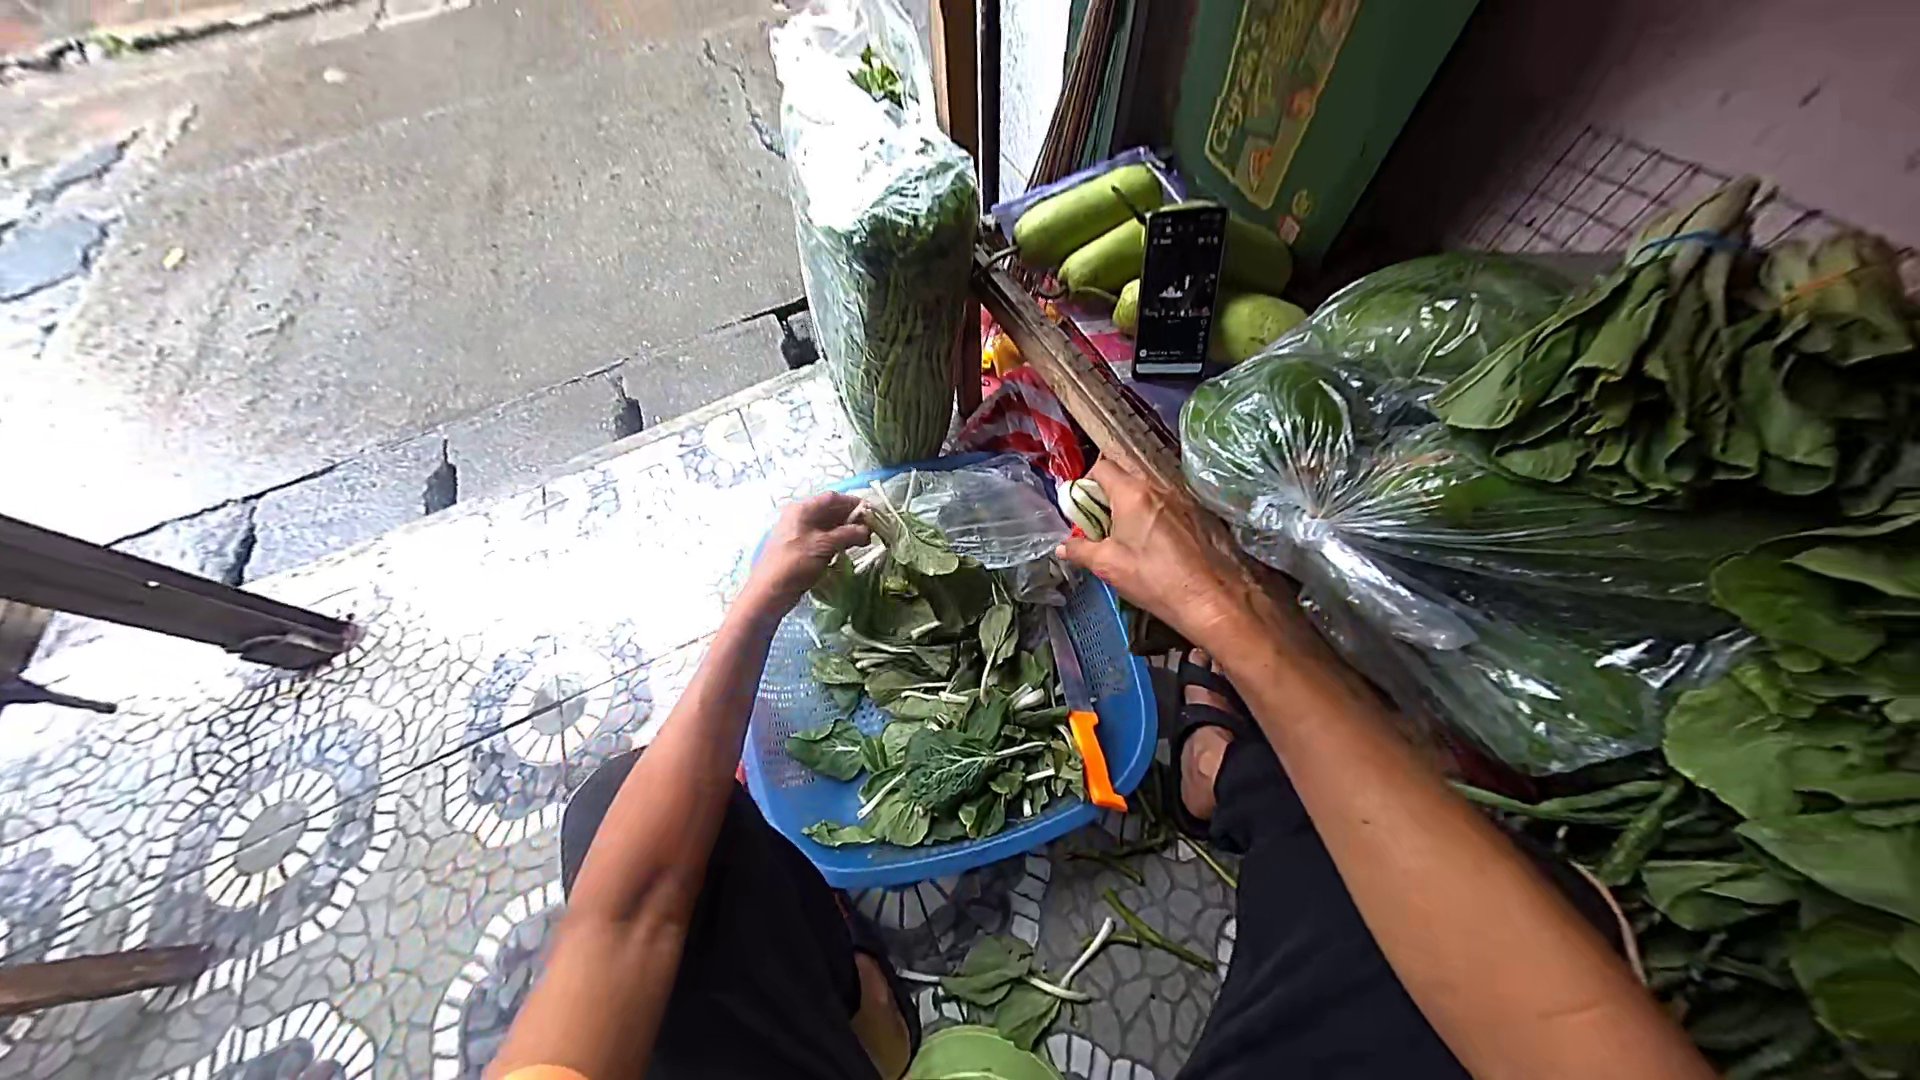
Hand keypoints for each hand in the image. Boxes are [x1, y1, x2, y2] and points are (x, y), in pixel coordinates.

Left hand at [741, 492, 871, 613]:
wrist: (770, 591)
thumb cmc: (795, 563)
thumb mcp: (824, 545)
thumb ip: (848, 534)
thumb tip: (867, 531)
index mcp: (803, 509)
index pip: (833, 498)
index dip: (854, 503)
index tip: (872, 513)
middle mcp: (800, 516)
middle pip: (831, 510)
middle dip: (852, 518)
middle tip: (871, 530)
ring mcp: (800, 532)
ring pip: (828, 525)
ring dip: (847, 530)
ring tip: (864, 541)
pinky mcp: (801, 548)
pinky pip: (824, 538)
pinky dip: (838, 540)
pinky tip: (849, 548)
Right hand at [1058, 459, 1316, 660]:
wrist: (1209, 600)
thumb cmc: (1154, 579)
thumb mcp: (1107, 565)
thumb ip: (1080, 551)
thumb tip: (1062, 548)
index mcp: (1132, 494)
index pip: (1102, 467)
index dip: (1086, 484)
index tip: (1082, 510)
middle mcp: (1158, 489)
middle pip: (1124, 481)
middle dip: (1106, 501)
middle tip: (1099, 529)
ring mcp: (1181, 501)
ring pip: (1145, 496)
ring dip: (1129, 511)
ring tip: (1125, 542)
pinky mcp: (1196, 517)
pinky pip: (1165, 509)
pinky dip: (1152, 520)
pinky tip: (1152, 549)